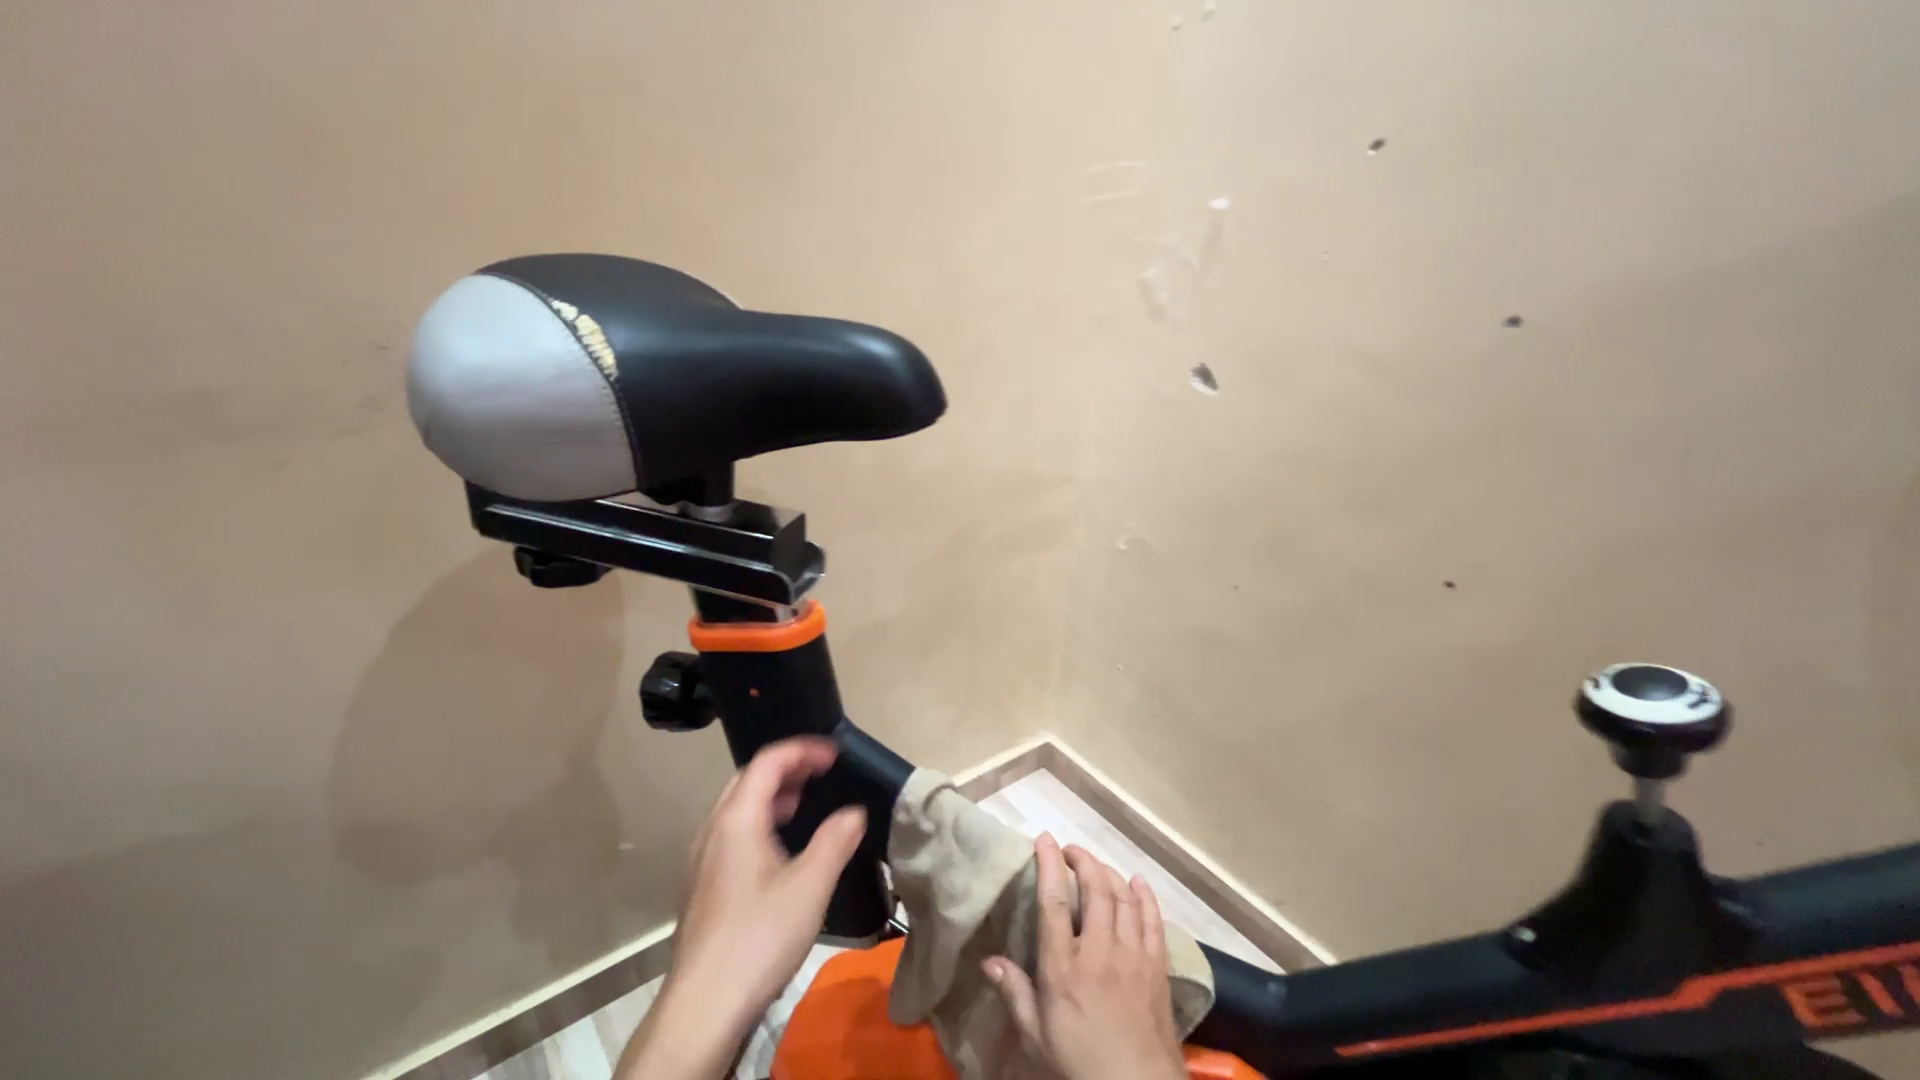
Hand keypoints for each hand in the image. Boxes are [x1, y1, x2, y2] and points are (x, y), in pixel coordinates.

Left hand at [616, 737, 867, 1079]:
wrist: (705, 1003)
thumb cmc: (759, 937)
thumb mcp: (810, 886)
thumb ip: (835, 841)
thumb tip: (855, 812)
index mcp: (737, 819)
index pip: (767, 762)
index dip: (802, 750)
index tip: (835, 754)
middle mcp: (713, 830)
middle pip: (747, 781)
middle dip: (786, 769)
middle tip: (821, 774)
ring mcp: (702, 859)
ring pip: (736, 809)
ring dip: (771, 797)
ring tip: (805, 805)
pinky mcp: (702, 886)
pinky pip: (731, 834)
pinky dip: (759, 823)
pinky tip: (780, 851)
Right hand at [982, 835, 1188, 1079]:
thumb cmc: (1079, 1062)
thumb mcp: (1036, 1035)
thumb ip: (1015, 993)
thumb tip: (989, 960)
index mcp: (1063, 966)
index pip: (1055, 902)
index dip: (1049, 865)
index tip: (1045, 840)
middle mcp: (1099, 951)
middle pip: (1095, 888)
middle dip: (1083, 860)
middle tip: (1070, 850)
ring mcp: (1132, 956)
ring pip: (1124, 897)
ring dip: (1109, 873)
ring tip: (1096, 865)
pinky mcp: (1156, 966)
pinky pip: (1152, 919)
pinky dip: (1145, 896)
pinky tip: (1138, 883)